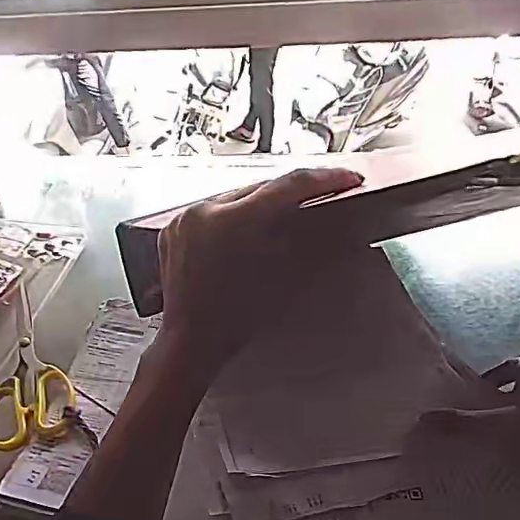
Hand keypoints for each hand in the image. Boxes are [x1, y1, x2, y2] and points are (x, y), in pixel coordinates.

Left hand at [157, 167, 363, 372]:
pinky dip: (230, 219)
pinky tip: (242, 234)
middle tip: (319, 195)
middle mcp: (205, 212)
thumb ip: (291, 234)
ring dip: (257, 205)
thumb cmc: (234, 320)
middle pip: (260, 187)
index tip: (345, 178)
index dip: (324, 179)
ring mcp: (184, 219)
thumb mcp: (280, 275)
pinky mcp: (173, 228)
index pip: (288, 186)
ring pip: (234, 197)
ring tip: (278, 219)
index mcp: (235, 222)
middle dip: (289, 193)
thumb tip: (303, 211)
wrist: (191, 341)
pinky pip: (210, 212)